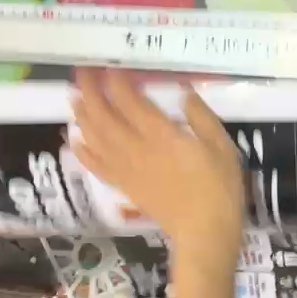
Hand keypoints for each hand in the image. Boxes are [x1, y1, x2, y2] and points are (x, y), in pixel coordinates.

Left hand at [71, 69, 245, 250]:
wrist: (205, 232)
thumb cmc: (219, 188)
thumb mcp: (222, 146)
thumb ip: (201, 117)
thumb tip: (184, 93)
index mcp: (161, 135)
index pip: (129, 101)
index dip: (116, 81)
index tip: (111, 66)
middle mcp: (136, 148)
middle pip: (103, 115)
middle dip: (90, 91)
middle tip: (83, 73)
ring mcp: (127, 169)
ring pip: (95, 137)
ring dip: (82, 115)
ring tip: (75, 97)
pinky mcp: (125, 186)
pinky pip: (96, 165)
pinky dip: (83, 151)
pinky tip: (75, 139)